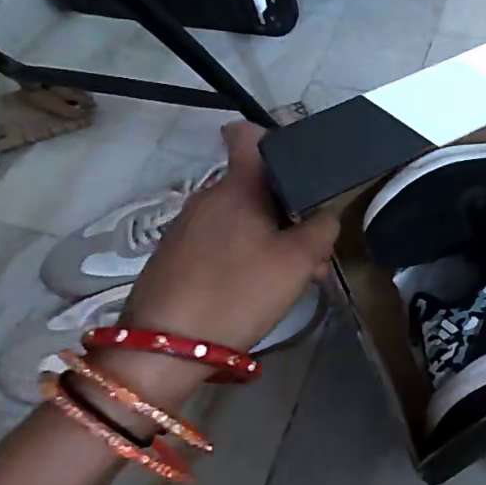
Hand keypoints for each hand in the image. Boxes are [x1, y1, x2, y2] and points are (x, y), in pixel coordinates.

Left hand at [123, 122, 339, 352]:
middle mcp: (207, 196)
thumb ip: (321, 229)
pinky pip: (219, 240)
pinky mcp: (173, 255)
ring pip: (239, 217)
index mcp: (237, 186)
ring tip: (290, 279)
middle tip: (311, 250)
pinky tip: (255, 291)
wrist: (162, 350)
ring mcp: (186, 226)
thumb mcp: (298, 262)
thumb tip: (324, 215)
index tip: (295, 166)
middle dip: (287, 211)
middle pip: (255, 188)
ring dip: (268, 237)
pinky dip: (242, 254)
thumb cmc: (237, 293)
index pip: (246, 134)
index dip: (272, 138)